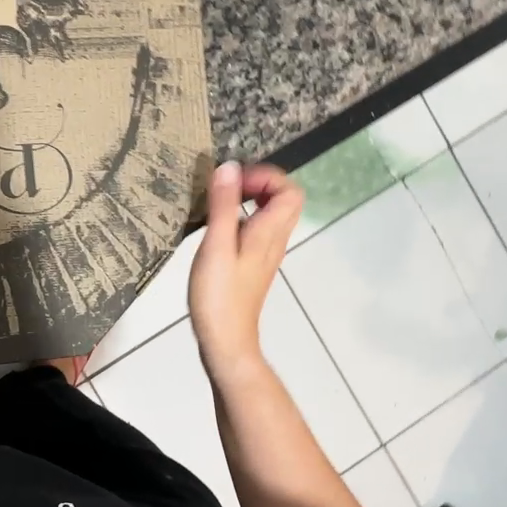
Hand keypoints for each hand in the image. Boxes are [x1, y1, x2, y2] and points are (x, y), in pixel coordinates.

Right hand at [188, 161, 303, 381]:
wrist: (226, 340)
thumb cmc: (219, 295)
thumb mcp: (216, 245)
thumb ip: (223, 206)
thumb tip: (229, 167)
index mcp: (270, 233)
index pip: (290, 190)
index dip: (265, 177)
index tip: (234, 182)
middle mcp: (275, 241)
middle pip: (285, 200)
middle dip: (260, 185)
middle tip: (229, 188)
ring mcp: (266, 255)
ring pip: (272, 216)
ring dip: (251, 201)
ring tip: (220, 204)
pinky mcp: (253, 266)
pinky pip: (258, 230)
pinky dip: (243, 219)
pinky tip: (217, 230)